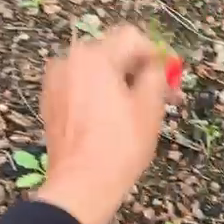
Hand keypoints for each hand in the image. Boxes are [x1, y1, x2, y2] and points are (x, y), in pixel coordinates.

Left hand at [34, 25, 175, 223]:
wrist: (82, 185)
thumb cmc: (119, 147)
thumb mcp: (149, 107)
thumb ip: (157, 73)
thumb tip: (158, 64)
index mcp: (94, 57)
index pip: (132, 38)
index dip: (157, 54)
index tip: (172, 75)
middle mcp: (70, 61)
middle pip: (113, 53)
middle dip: (139, 70)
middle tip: (163, 95)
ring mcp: (56, 82)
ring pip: (97, 71)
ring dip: (121, 83)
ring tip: (140, 110)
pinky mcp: (51, 102)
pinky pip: (82, 87)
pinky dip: (100, 94)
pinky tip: (115, 119)